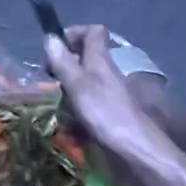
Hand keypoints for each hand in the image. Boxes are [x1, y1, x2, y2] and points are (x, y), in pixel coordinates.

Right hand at [44, 25, 185, 185]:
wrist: (137, 154)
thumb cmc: (107, 115)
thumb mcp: (79, 85)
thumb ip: (63, 62)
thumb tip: (49, 37)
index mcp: (101, 61)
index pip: (94, 32)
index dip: (74, 32)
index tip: (55, 45)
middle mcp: (105, 74)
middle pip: (84, 56)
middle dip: (63, 62)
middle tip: (48, 75)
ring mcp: (107, 95)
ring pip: (82, 80)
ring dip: (66, 86)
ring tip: (52, 98)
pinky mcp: (106, 114)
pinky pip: (85, 103)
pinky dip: (73, 107)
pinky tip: (65, 119)